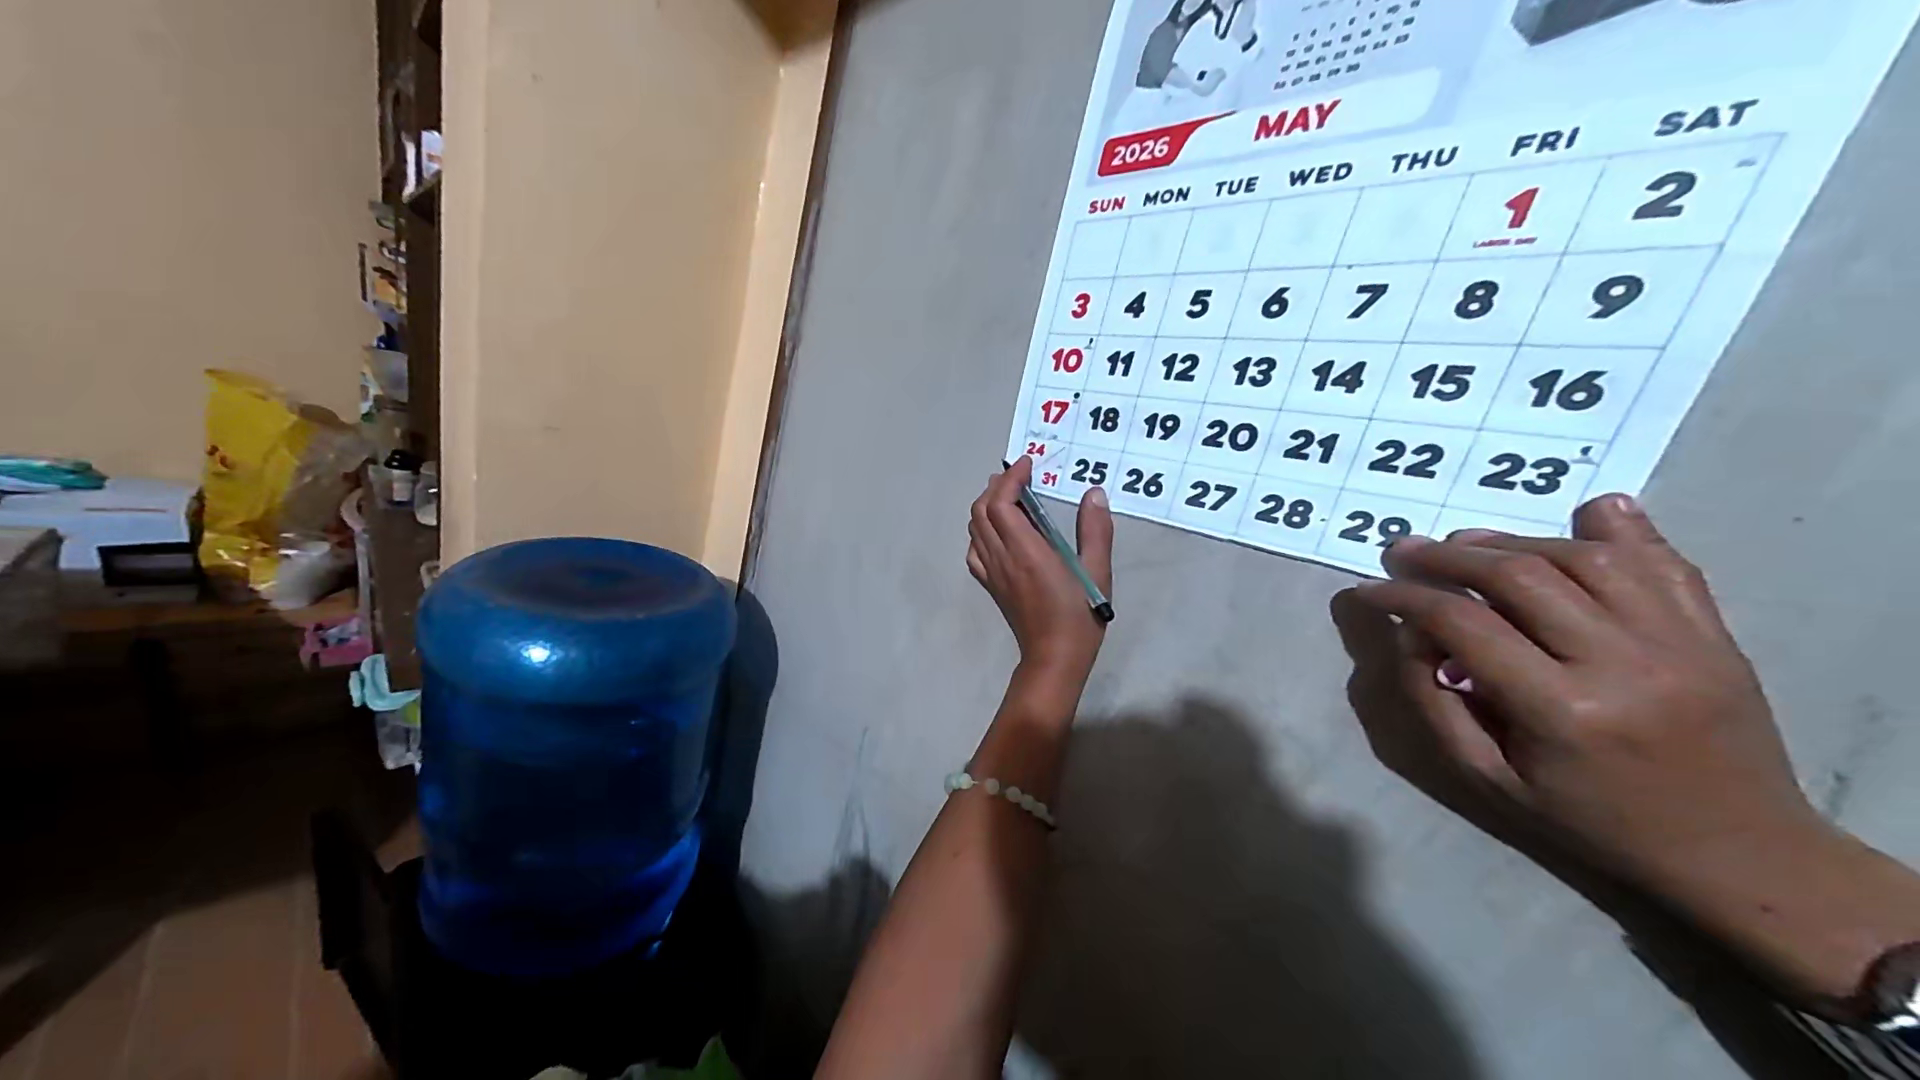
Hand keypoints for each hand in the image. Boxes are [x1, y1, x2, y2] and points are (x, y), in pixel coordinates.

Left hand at [967, 457, 1113, 683]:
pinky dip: (981, 531)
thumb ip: (1096, 531)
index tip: (1028, 464)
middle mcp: (1002, 558)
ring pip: (974, 528)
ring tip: (1009, 497)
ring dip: (986, 505)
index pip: (1002, 503)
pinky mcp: (990, 585)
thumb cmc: (1079, 615)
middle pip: (981, 511)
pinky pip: (974, 550)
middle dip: (996, 486)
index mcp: (1026, 551)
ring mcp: (992, 572)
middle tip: (1018, 476)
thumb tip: (1094, 494)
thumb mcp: (1097, 571)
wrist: (1054, 657)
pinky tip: (1000, 533)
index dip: (1010, 478)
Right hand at [1344, 494, 1919, 1009]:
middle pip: (1520, 576)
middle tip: (1406, 551)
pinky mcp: (1715, 635)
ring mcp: (1680, 643)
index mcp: (1563, 711)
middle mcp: (1625, 664)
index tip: (1371, 591)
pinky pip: (1663, 562)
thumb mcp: (1487, 778)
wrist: (1739, 853)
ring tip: (1469, 543)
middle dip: (1448, 556)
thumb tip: (1410, 634)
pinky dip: (1621, 530)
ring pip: (1584, 557)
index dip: (1405, 597)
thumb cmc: (1593, 821)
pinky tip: (1588, 512)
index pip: (1463, 624)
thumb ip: (1433, 702)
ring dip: (1514, 539)